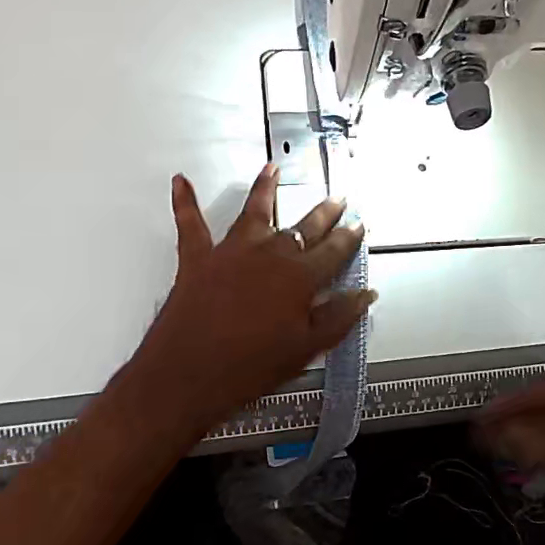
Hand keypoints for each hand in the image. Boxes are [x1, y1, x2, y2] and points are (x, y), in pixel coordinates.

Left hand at [118, 165, 374, 432]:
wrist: (189, 376)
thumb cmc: (246, 368)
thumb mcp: (304, 349)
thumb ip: (338, 318)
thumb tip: (363, 297)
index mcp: (298, 277)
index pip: (333, 250)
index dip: (348, 237)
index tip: (357, 226)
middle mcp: (267, 255)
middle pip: (303, 226)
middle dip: (323, 212)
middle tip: (336, 199)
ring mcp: (231, 252)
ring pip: (253, 211)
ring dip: (264, 188)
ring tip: (272, 168)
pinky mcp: (197, 259)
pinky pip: (190, 223)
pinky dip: (185, 201)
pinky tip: (181, 183)